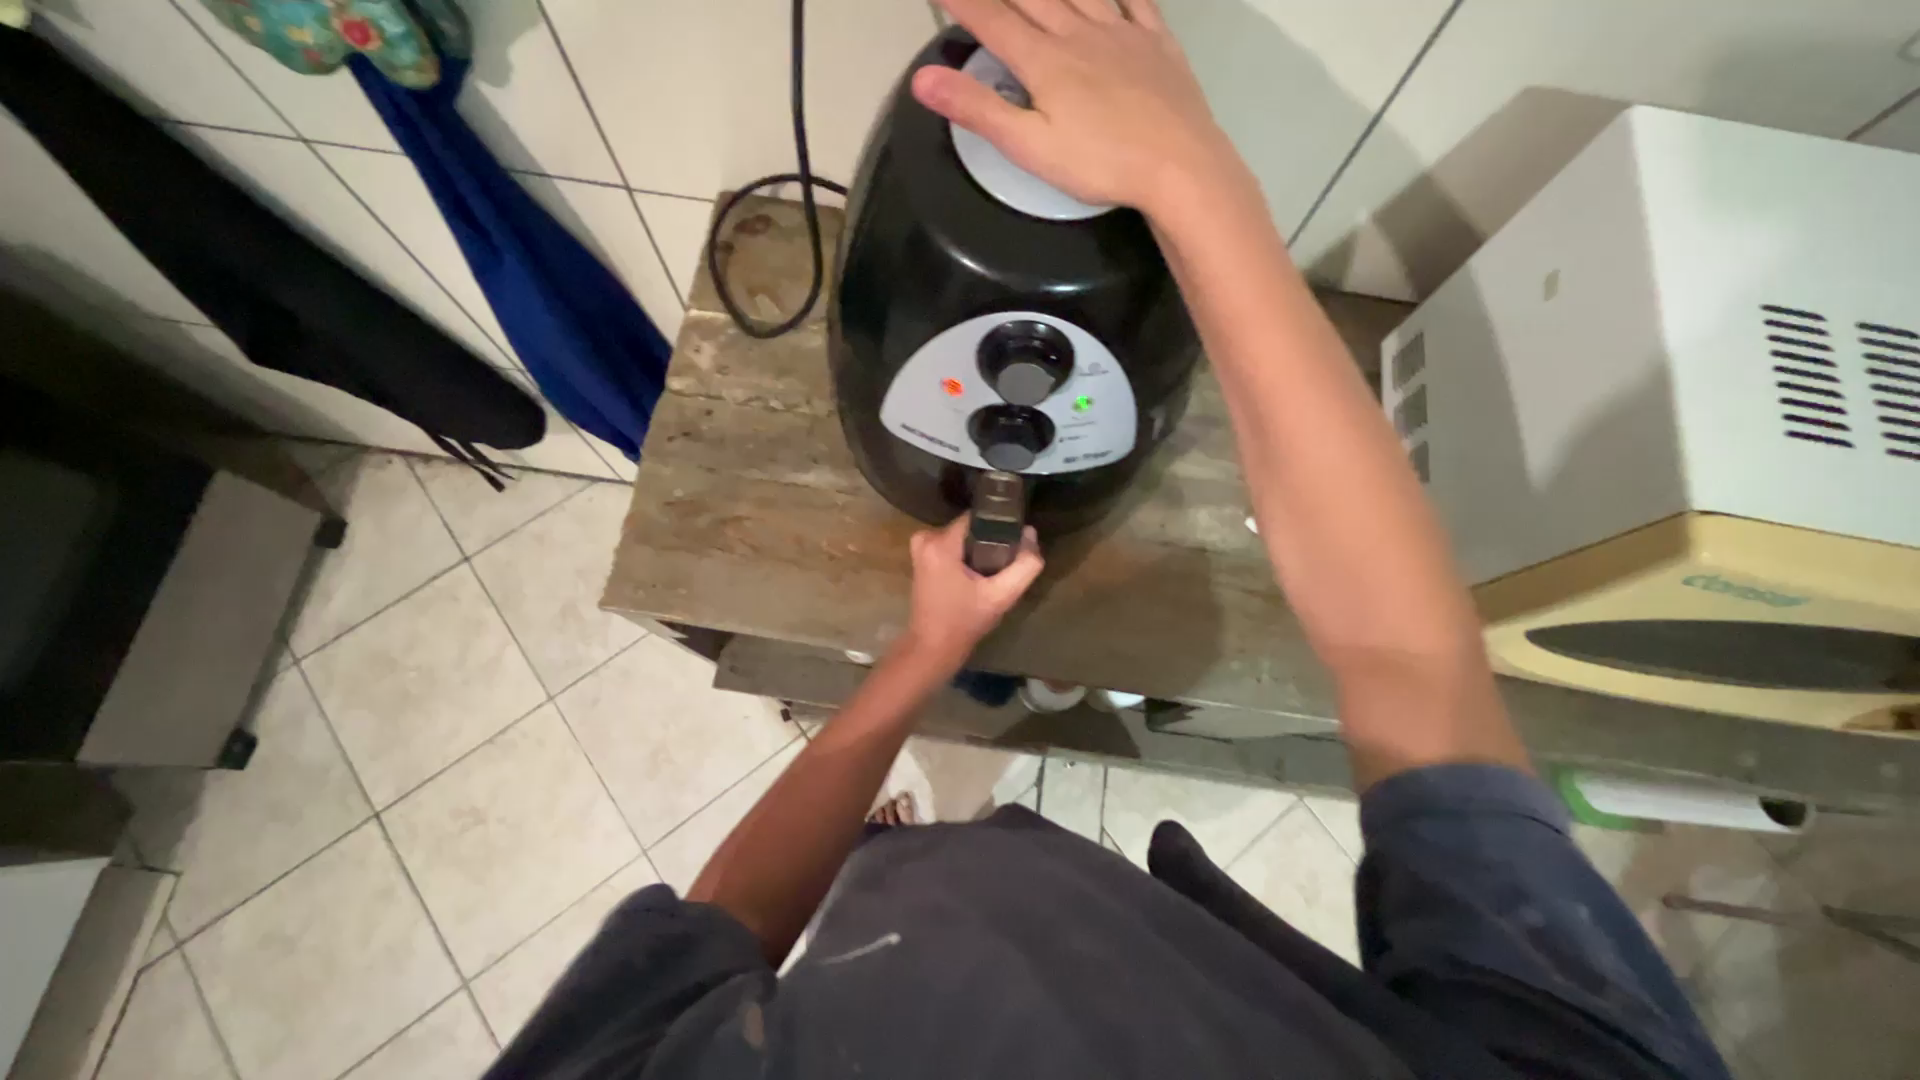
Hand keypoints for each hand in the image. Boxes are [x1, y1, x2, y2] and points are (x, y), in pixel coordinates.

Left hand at [900, 514, 1043, 668]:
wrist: (933, 648)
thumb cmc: (965, 622)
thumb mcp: (1001, 596)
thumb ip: (1024, 566)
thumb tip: (1031, 534)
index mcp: (940, 543)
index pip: (979, 518)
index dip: (1000, 528)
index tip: (1014, 545)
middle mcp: (925, 538)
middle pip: (970, 528)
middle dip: (990, 542)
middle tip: (1004, 564)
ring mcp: (920, 549)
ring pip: (962, 538)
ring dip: (979, 551)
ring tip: (991, 573)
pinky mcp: (920, 560)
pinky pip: (952, 547)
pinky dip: (966, 558)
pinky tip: (976, 578)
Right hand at [912, 0, 1249, 219]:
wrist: (1179, 165)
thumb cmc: (1101, 163)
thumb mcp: (1029, 146)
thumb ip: (978, 109)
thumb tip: (924, 80)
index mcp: (1044, 62)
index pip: (992, 21)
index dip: (963, 2)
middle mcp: (1080, 36)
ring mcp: (1122, 34)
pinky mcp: (1156, 44)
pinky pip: (1135, 0)